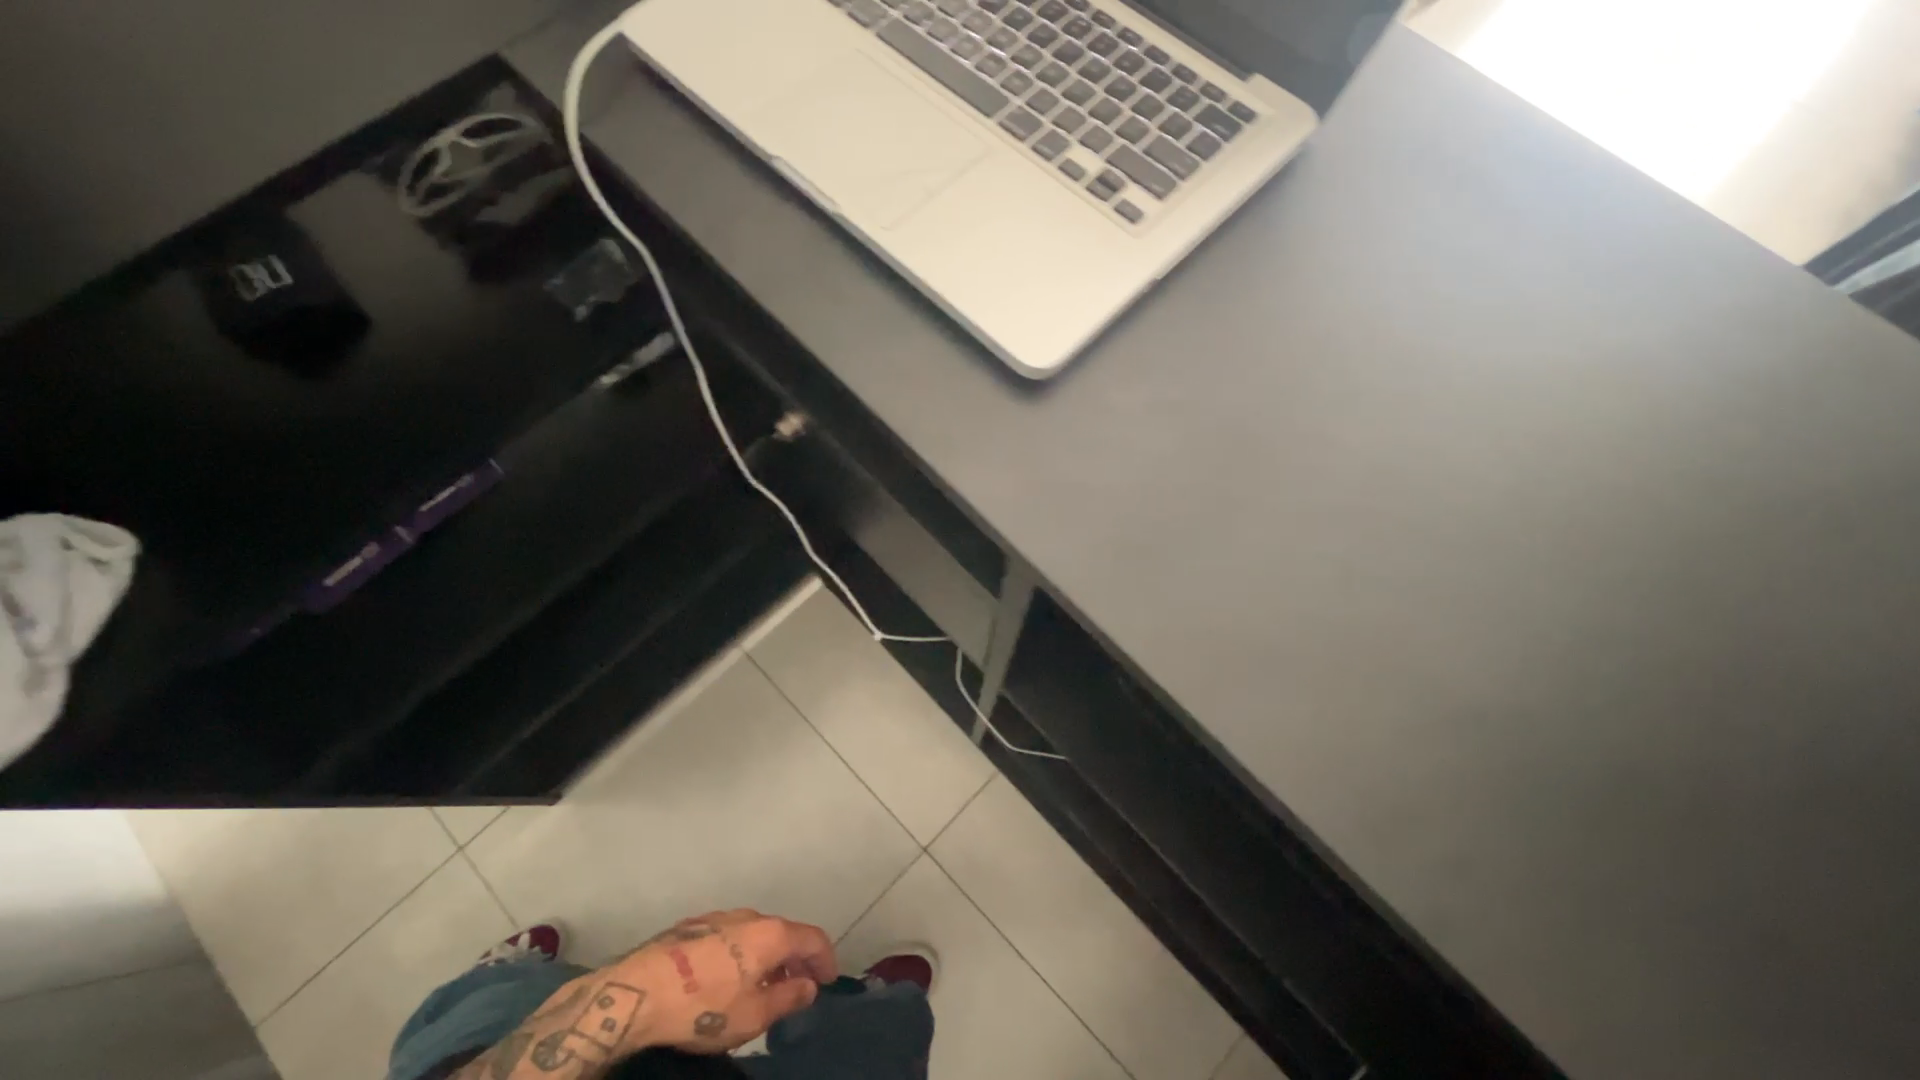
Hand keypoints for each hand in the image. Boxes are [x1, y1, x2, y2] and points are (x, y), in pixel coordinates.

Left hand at [615, 908, 838, 1052]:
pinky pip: (729, 937)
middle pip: (783, 933)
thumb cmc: (702, 1007)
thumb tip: (808, 985)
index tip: (827, 982)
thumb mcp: (753, 1016)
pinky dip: (741, 953)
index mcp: (770, 934)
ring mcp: (717, 917)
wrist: (637, 994)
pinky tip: (728, 978)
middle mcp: (748, 916)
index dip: (825, 960)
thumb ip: (788, 998)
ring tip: (762, 985)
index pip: (812, 938)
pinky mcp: (690, 927)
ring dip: (766, 957)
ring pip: (754, 933)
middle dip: (795, 959)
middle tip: (797, 987)